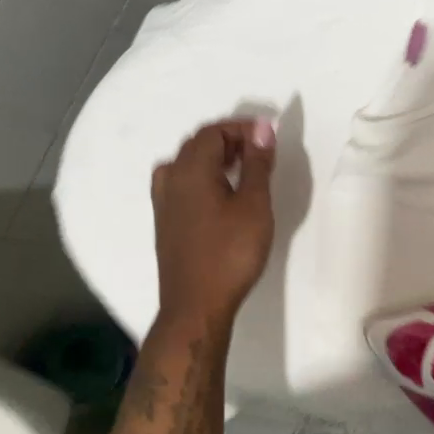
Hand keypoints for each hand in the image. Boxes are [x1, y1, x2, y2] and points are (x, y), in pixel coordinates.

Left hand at [150, 118, 276, 323]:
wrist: (196, 305)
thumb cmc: (231, 252)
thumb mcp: (254, 203)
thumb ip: (257, 162)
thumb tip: (261, 128)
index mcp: (190, 170)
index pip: (212, 131)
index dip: (241, 127)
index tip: (269, 138)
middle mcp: (170, 180)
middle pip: (197, 144)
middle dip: (229, 140)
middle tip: (261, 152)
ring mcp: (163, 203)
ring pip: (186, 163)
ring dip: (215, 158)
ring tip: (243, 170)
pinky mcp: (165, 222)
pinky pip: (181, 183)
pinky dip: (203, 176)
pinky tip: (222, 195)